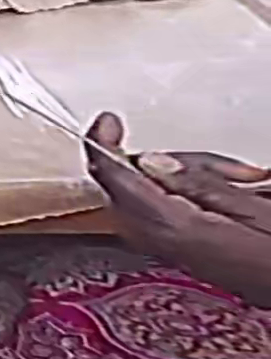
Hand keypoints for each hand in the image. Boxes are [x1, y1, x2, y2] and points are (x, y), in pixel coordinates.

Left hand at [86, 113, 270, 295]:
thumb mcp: (260, 213)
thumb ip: (199, 185)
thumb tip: (147, 159)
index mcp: (163, 223)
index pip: (112, 174)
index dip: (104, 142)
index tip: (107, 119)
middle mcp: (141, 231)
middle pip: (131, 175)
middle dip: (181, 163)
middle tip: (244, 172)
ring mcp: (145, 237)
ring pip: (143, 185)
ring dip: (192, 176)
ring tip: (250, 183)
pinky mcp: (156, 239)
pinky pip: (153, 201)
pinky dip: (186, 191)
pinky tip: (230, 195)